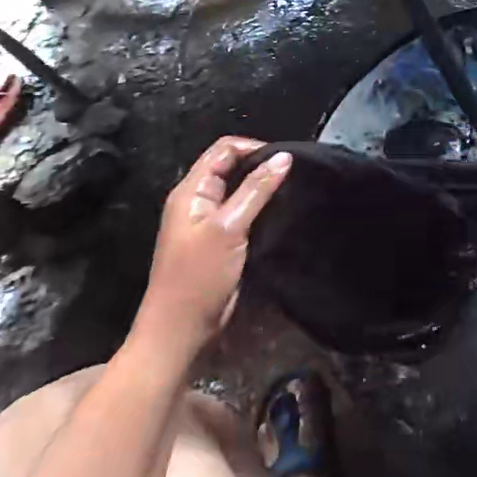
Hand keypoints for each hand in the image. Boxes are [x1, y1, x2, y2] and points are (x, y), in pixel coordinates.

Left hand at [133, 137, 291, 359]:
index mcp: (191, 191)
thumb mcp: (229, 228)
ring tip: (294, 191)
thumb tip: (283, 157)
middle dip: (261, 166)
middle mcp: (199, 201)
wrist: (181, 328)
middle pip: (231, 168)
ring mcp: (209, 223)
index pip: (223, 150)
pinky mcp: (222, 243)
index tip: (285, 159)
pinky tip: (282, 214)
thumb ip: (256, 190)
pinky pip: (244, 215)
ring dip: (263, 189)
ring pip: (240, 192)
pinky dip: (262, 210)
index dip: (253, 148)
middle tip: (295, 174)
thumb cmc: (198, 276)